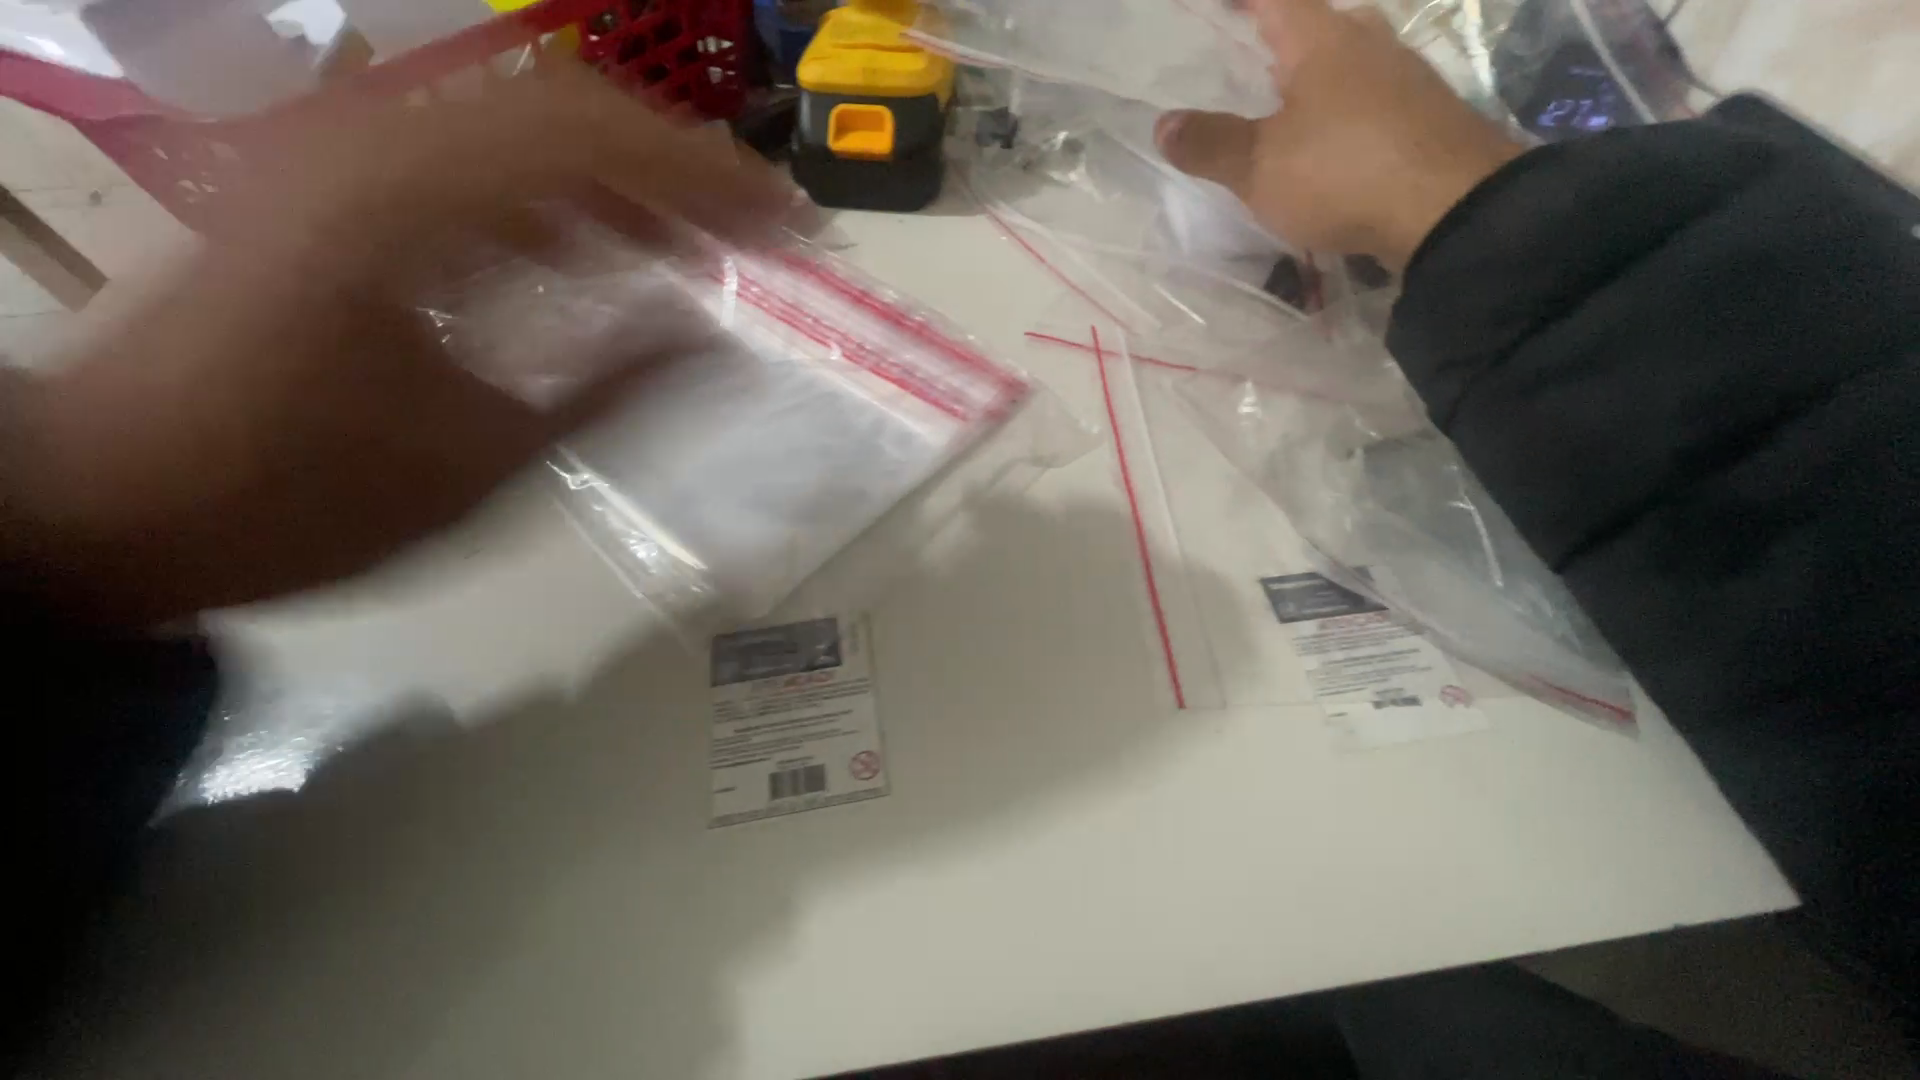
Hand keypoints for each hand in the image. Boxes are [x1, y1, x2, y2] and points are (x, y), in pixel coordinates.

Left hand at [0, 63, 796, 626]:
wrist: (109, 506)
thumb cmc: (300, 503)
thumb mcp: (486, 462)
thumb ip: (620, 389)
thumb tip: (730, 343)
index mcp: (406, 212)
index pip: (601, 146)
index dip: (717, 181)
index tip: (797, 227)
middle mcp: (370, 150)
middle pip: (570, 108)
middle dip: (685, 168)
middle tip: (762, 232)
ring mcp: (342, 158)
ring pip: (525, 125)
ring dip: (629, 181)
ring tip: (699, 250)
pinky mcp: (332, 185)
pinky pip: (477, 160)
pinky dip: (562, 198)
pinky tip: (603, 254)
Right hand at [1155, 0, 1524, 268]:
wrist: (1450, 209)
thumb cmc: (1343, 173)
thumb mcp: (1259, 166)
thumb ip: (1211, 144)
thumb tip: (1162, 124)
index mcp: (1322, 40)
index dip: (1243, 0)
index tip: (1217, 6)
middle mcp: (1368, 44)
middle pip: (1318, 23)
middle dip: (1282, 33)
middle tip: (1250, 53)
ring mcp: (1403, 78)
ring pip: (1349, 59)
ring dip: (1316, 73)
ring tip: (1285, 101)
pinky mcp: (1423, 117)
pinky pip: (1370, 96)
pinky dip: (1342, 107)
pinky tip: (1331, 141)